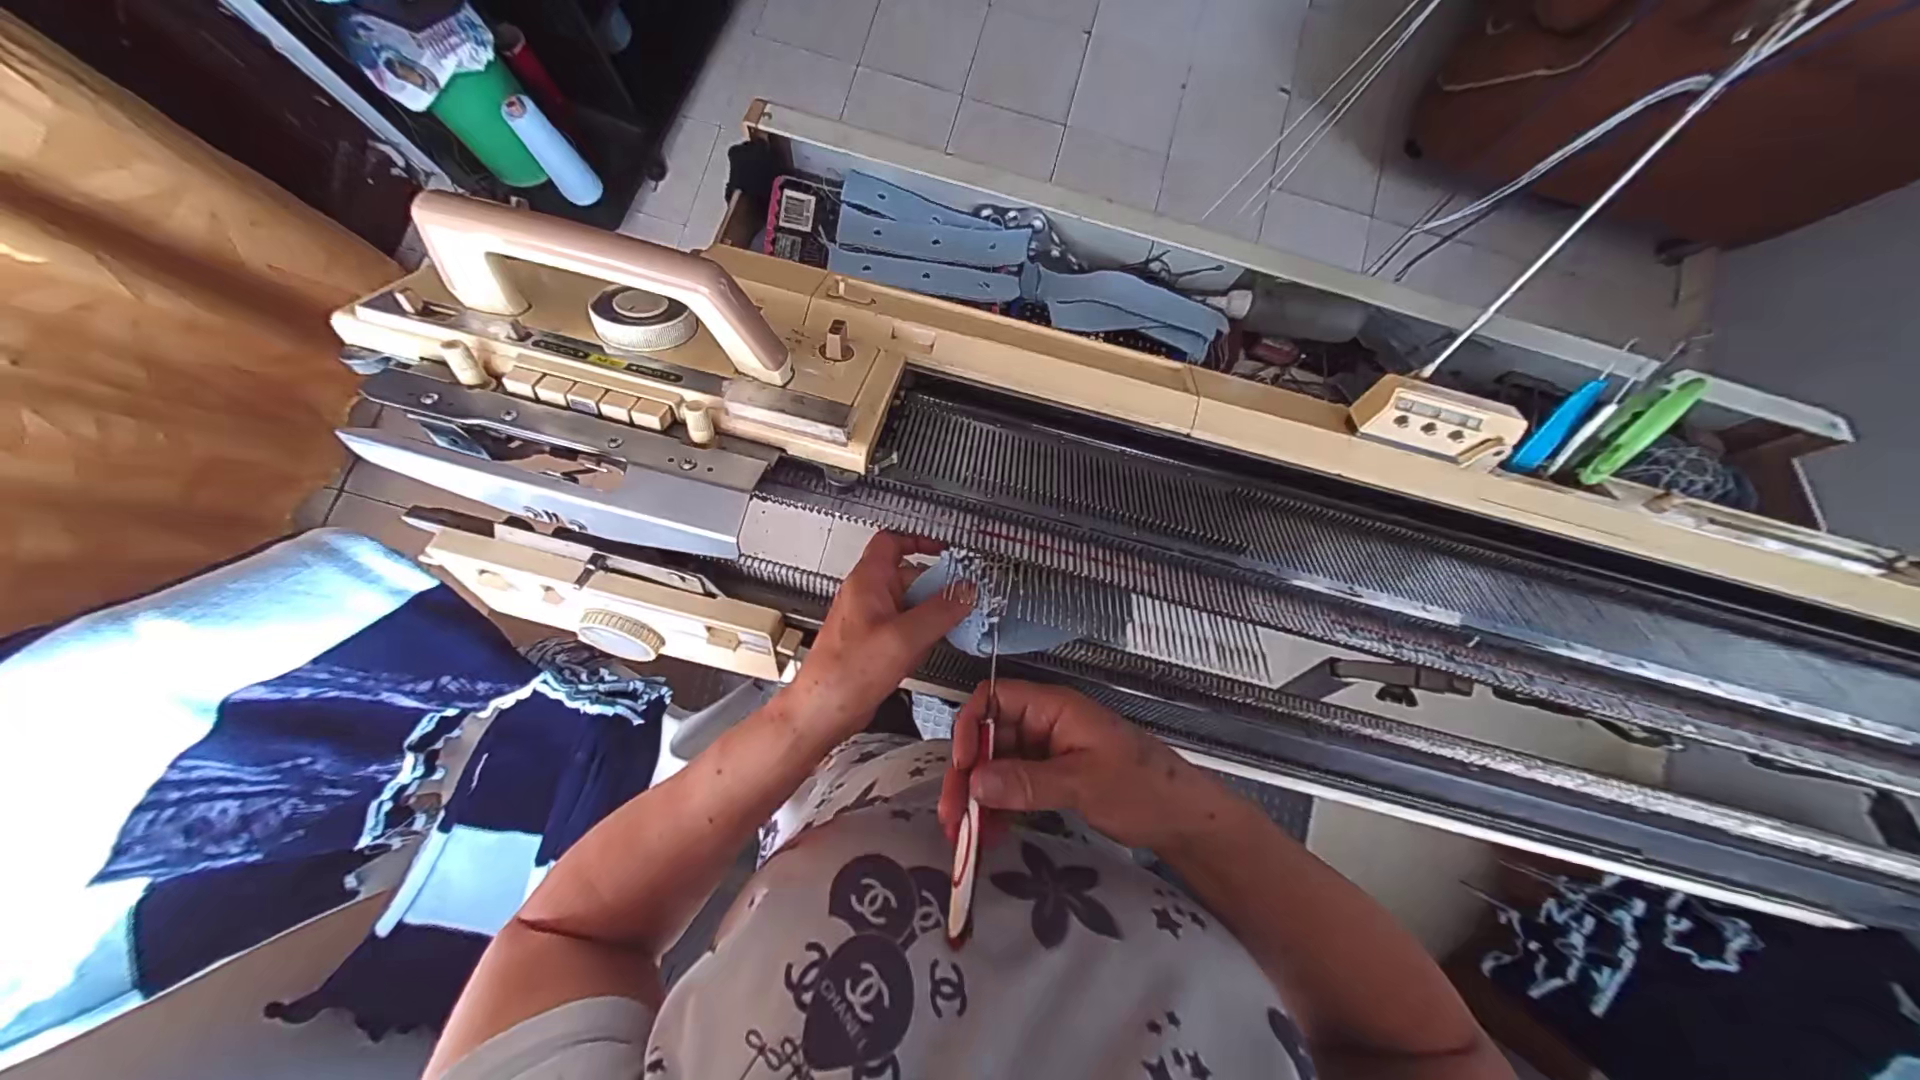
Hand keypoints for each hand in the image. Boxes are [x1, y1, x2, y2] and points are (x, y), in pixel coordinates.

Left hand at [778, 532, 970, 739]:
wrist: (823, 710)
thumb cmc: (844, 673)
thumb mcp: (904, 637)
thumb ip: (939, 611)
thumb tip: (965, 591)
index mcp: (867, 581)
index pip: (892, 541)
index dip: (919, 541)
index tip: (943, 550)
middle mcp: (866, 596)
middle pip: (909, 577)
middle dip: (934, 591)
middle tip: (955, 603)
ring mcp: (869, 620)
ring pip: (909, 606)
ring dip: (927, 618)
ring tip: (935, 635)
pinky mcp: (873, 642)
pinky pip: (903, 629)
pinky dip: (918, 637)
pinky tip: (919, 655)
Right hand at [937, 680, 1216, 850]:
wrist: (1183, 819)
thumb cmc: (1142, 786)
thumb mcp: (1084, 783)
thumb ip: (1027, 781)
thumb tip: (974, 782)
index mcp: (1053, 707)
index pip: (994, 699)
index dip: (969, 726)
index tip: (960, 766)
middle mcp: (1043, 723)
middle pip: (988, 737)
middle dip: (967, 775)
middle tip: (951, 817)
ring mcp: (1045, 751)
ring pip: (996, 766)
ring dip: (977, 798)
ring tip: (964, 836)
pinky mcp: (1049, 777)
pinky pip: (1012, 786)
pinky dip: (997, 808)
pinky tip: (989, 834)